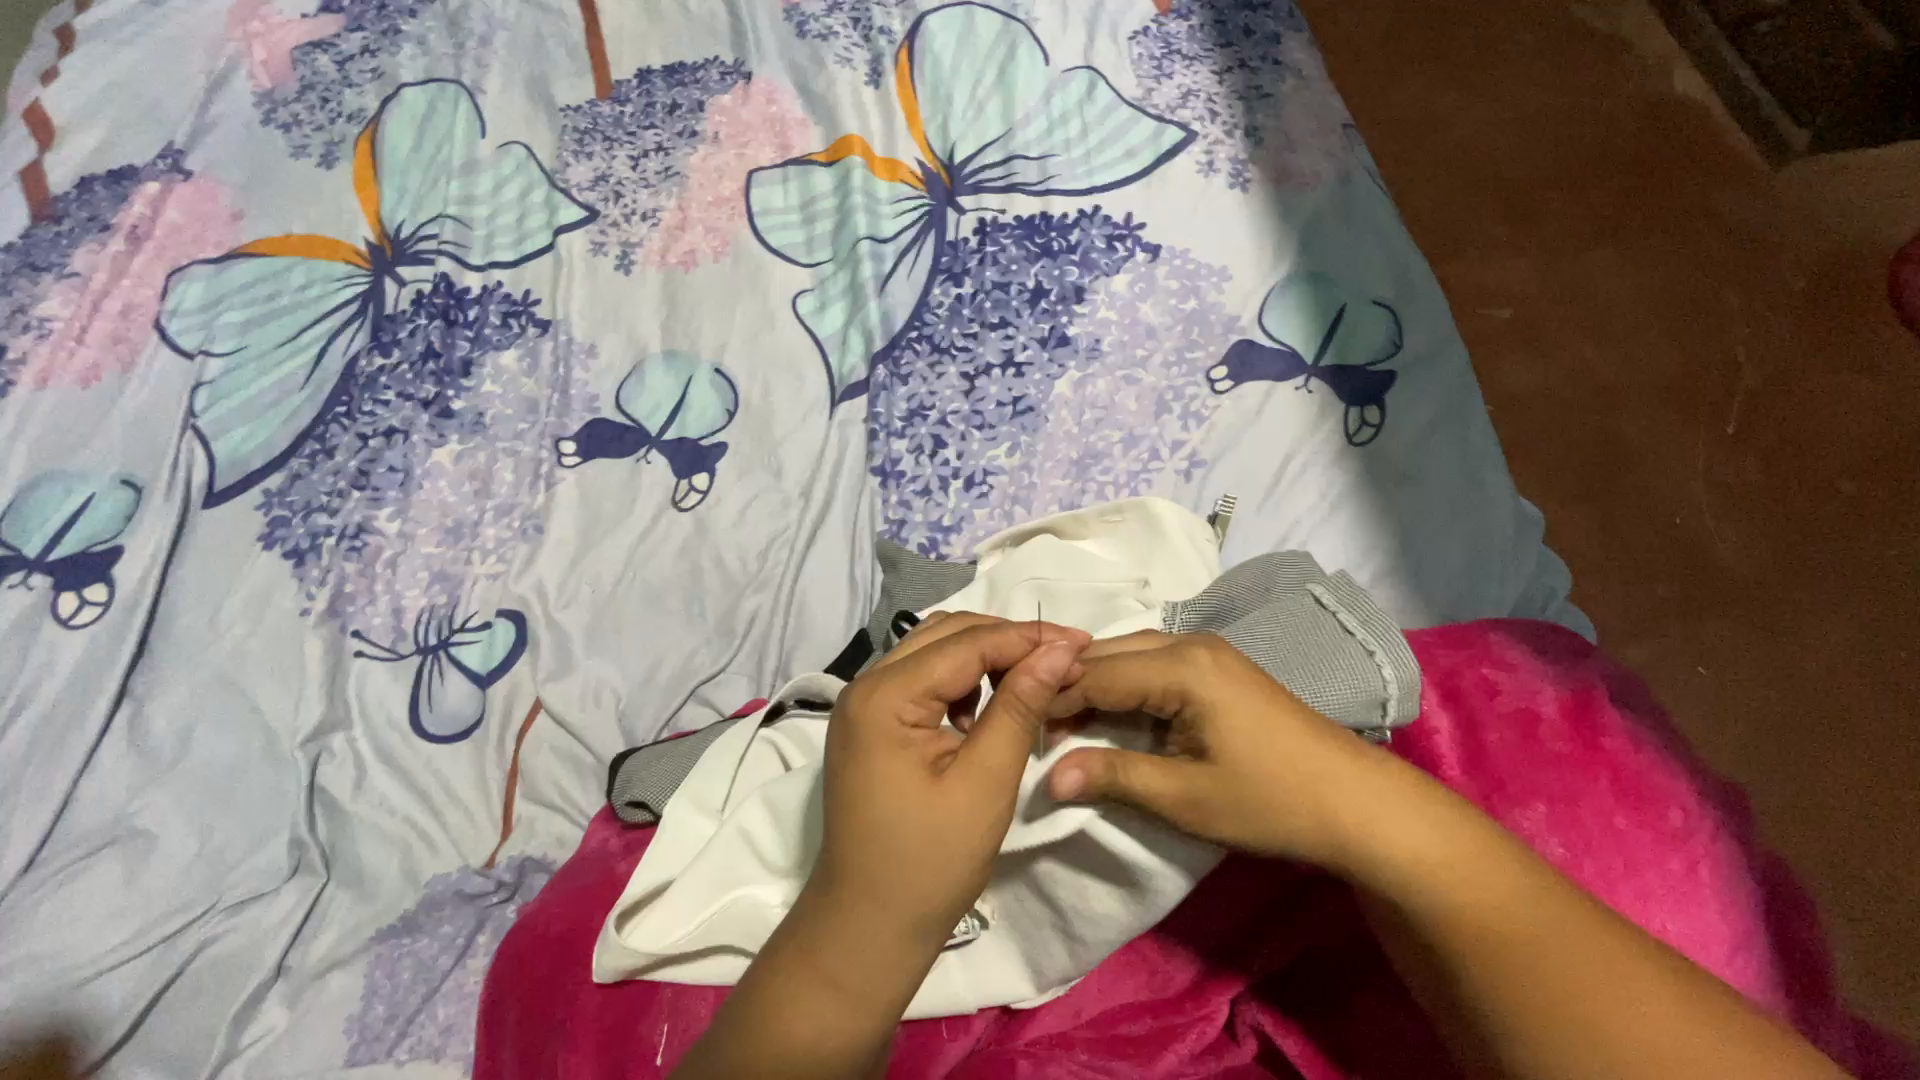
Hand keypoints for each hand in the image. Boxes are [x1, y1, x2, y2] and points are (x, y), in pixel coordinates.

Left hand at [806, 613, 1092, 951]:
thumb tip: (1060, 649)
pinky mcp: (871, 725)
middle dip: (1009, 642)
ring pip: (934, 652)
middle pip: (947, 636)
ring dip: (985, 658)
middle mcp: (865, 687)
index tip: (1084, 644)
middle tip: (1066, 660)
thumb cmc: (929, 863)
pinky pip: (921, 680)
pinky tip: (986, 710)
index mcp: (884, 697)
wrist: (868, 926)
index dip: (1028, 638)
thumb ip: (1019, 707)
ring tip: (1034, 681)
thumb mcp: (985, 782)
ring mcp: (863, 705)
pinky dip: (961, 681)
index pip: (967, 643)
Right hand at [1044, 630, 1386, 868]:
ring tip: (1064, 720)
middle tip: (1034, 725)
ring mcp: (1210, 651)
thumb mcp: (1184, 797)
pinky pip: (1155, 663)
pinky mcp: (1221, 667)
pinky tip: (1110, 711)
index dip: (1053, 700)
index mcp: (1182, 667)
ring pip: (1131, 654)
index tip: (1020, 730)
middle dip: (1069, 685)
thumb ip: (1112, 777)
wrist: (1357, 803)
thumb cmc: (1270, 801)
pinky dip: (1124, 684)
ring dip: (1096, 683)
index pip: (1096, 673)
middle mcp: (1192, 643)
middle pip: (1110, 653)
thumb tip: (1048, 778)